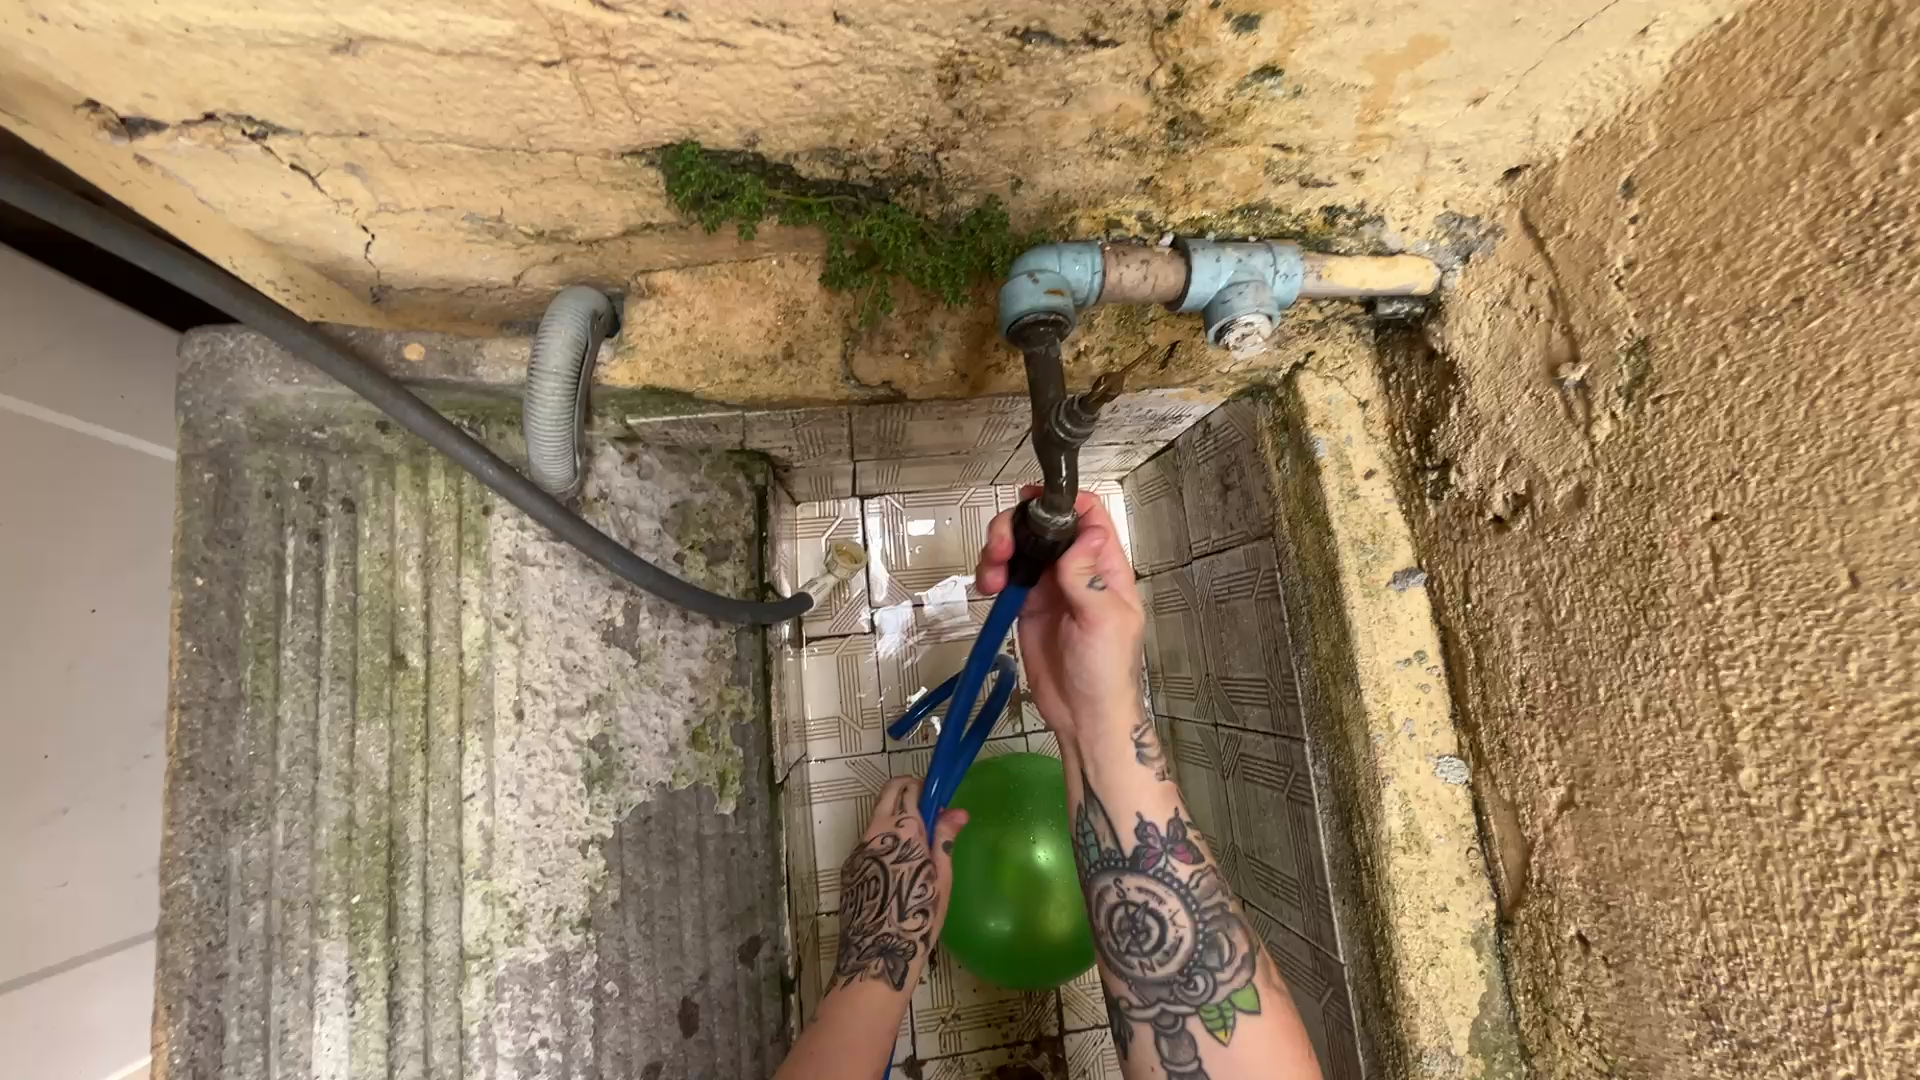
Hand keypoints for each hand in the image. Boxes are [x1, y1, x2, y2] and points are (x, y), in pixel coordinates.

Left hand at [830, 777, 968, 993]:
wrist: (876, 954)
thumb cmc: (918, 916)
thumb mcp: (941, 877)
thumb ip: (945, 838)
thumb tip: (958, 811)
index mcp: (904, 827)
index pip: (911, 788)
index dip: (925, 789)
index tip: (936, 801)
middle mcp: (877, 829)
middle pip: (888, 793)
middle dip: (905, 791)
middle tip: (924, 810)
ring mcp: (859, 847)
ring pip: (877, 817)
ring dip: (893, 817)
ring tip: (913, 847)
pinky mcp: (849, 866)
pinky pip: (868, 842)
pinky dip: (883, 842)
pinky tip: (894, 869)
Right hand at [974, 486, 1145, 749]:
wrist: (1082, 715)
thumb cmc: (1106, 671)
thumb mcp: (1104, 620)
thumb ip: (1089, 576)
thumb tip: (1086, 532)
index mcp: (1104, 566)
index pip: (1088, 515)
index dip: (1061, 501)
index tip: (1032, 501)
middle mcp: (1075, 569)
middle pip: (1043, 525)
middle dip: (1016, 525)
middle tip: (1000, 547)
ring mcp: (1048, 585)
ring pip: (1019, 546)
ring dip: (998, 549)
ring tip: (991, 573)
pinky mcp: (1025, 603)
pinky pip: (1004, 575)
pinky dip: (990, 572)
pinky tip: (989, 588)